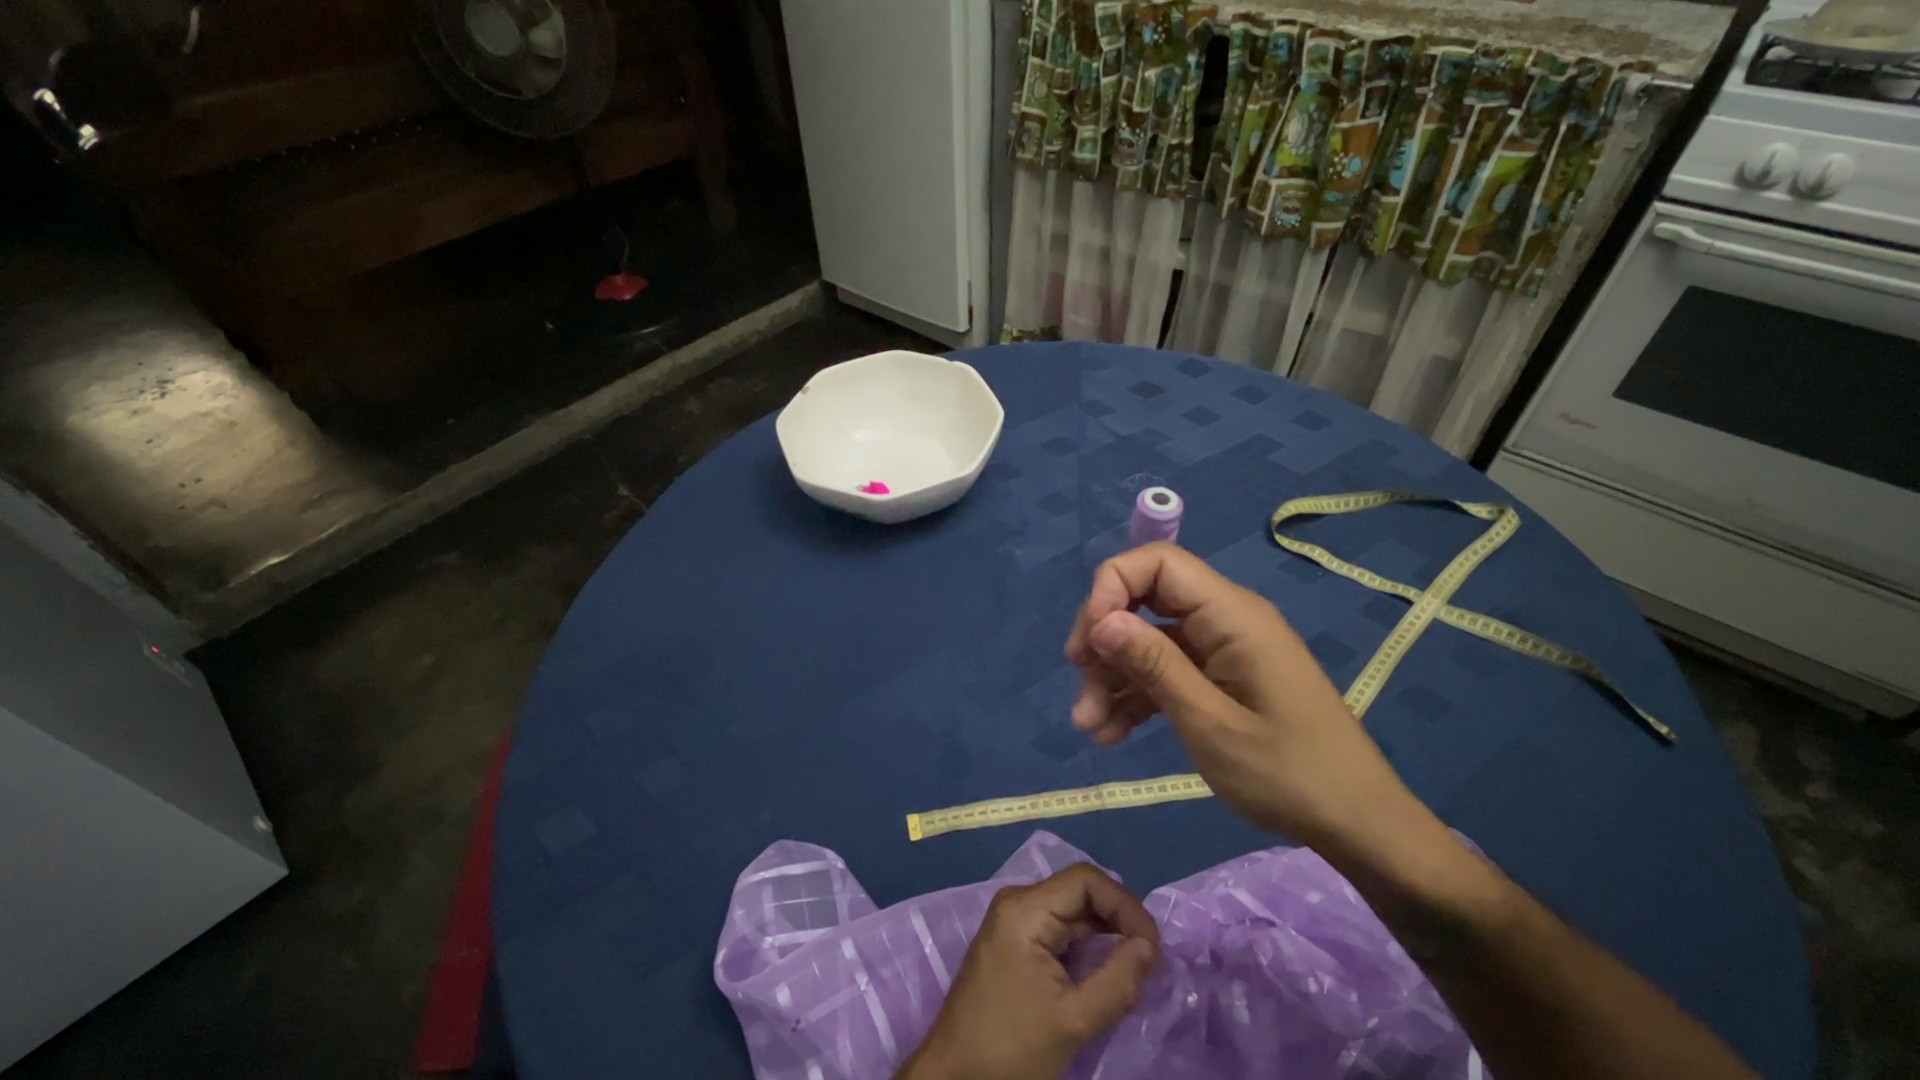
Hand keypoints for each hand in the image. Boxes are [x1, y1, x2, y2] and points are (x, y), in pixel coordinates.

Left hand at [897, 864, 1157, 1079]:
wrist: (954, 1076)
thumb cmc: (1010, 1047)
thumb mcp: (1073, 1020)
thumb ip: (1117, 980)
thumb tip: (1150, 947)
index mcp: (1024, 910)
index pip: (1086, 880)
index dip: (1126, 905)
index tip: (1152, 946)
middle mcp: (1017, 904)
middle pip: (1081, 893)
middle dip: (1120, 920)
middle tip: (1150, 960)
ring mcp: (1013, 923)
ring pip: (1073, 913)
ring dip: (1107, 935)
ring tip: (1136, 968)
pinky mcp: (1015, 943)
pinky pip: (1060, 931)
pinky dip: (1088, 947)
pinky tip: (1109, 972)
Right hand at [1063, 542, 1417, 851]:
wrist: (1355, 822)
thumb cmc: (1287, 774)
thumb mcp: (1209, 724)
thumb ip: (1154, 666)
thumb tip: (1101, 620)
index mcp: (1233, 616)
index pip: (1158, 563)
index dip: (1111, 588)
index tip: (1088, 642)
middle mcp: (1227, 621)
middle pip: (1147, 602)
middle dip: (1105, 642)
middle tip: (1080, 691)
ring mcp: (1225, 651)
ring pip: (1150, 641)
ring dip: (1114, 678)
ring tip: (1090, 729)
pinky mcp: (1224, 679)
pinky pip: (1169, 671)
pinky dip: (1139, 696)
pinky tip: (1113, 734)